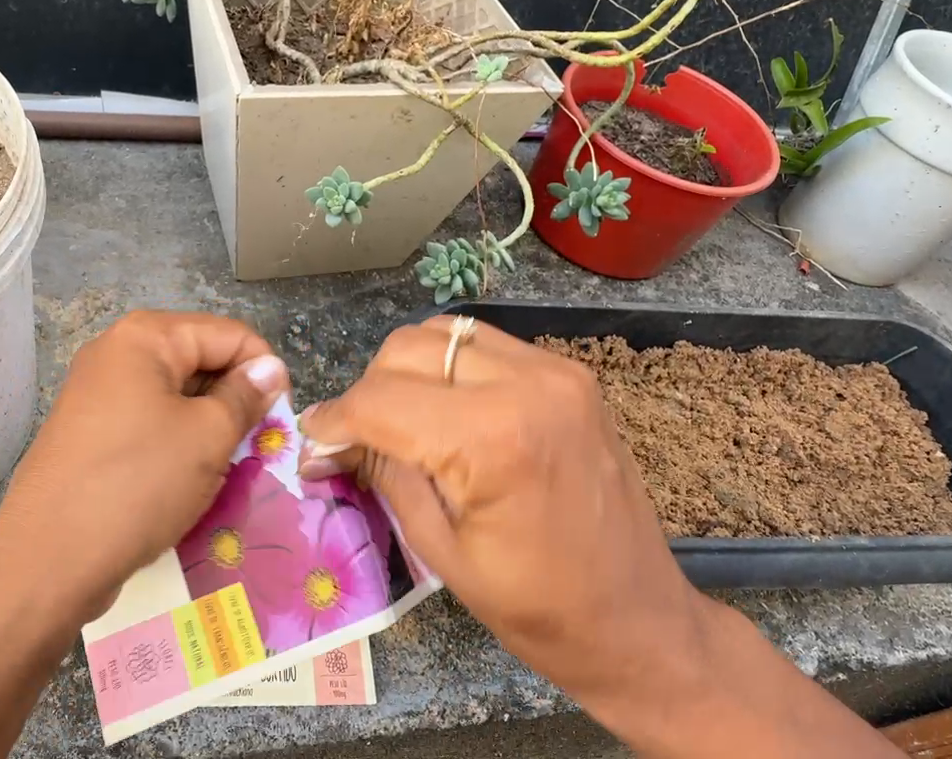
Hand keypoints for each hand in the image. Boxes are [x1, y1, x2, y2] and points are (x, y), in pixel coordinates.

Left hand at [0, 310, 289, 621]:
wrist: (47, 561)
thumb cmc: (137, 484)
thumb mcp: (207, 437)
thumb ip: (245, 396)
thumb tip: (270, 369)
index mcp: (145, 337)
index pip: (229, 334)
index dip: (264, 370)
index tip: (282, 417)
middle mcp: (116, 352)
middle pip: (200, 359)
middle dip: (234, 399)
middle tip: (258, 446)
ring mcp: (97, 394)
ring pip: (176, 396)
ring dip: (208, 426)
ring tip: (226, 467)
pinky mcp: (89, 433)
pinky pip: (149, 423)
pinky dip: (176, 444)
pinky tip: (188, 480)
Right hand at [297, 316, 708, 713]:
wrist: (639, 618)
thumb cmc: (537, 607)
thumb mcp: (441, 550)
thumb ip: (382, 474)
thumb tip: (326, 441)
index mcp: (492, 439)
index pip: (381, 400)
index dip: (336, 417)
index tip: (312, 436)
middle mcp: (526, 384)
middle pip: (407, 348)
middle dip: (369, 389)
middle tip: (358, 437)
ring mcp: (554, 371)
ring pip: (444, 333)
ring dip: (407, 369)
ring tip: (402, 419)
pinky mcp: (569, 372)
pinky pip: (485, 345)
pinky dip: (450, 367)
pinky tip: (447, 409)